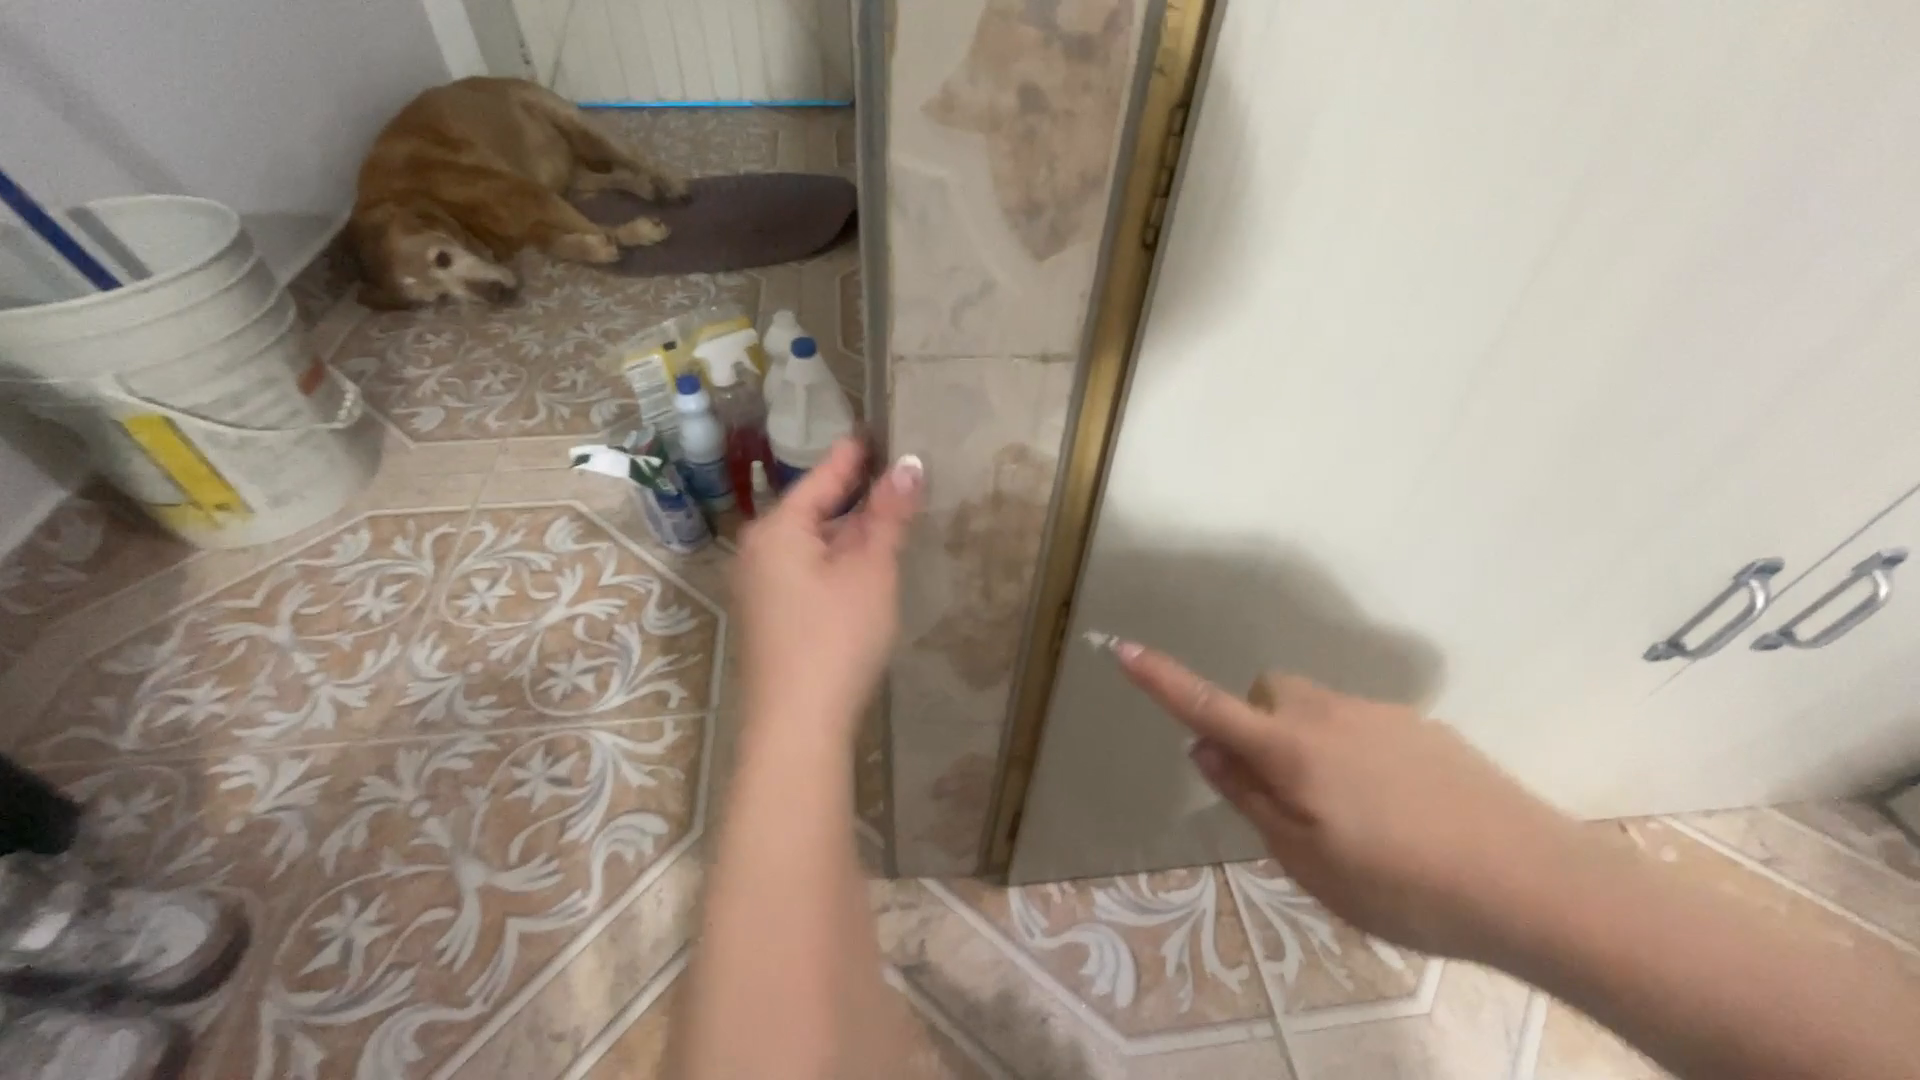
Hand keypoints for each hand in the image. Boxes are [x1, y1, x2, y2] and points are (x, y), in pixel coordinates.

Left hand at [734, 439, 922, 738]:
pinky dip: (832, 561)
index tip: (875, 431)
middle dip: (852, 497)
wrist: (796, 724)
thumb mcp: (871, 570)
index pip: (822, 478)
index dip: (853, 456)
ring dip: (845, 532)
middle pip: (812, 511)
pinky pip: (802, 571)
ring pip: (808, 544)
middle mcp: (757, 550)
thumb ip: (889, 515)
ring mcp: (757, 586)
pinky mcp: (767, 618)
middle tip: (892, 477)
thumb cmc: (836, 637)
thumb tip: (910, 464)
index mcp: (777, 529)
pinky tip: (858, 568)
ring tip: (885, 518)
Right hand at [1114, 642, 1591, 961]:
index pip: (1207, 707)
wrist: (1537, 884)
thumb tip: (1206, 750)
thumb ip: (1250, 800)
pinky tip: (1399, 813)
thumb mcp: (1307, 861)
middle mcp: (1328, 715)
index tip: (1119, 646)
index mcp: (1291, 750)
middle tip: (1284, 793)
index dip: (1159, 680)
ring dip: (1308, 745)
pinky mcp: (1422, 727)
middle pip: (1268, 696)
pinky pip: (1361, 726)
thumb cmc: (1404, 887)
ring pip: (1315, 712)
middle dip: (1258, 727)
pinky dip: (1354, 755)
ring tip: (1352, 817)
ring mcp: (1380, 716)